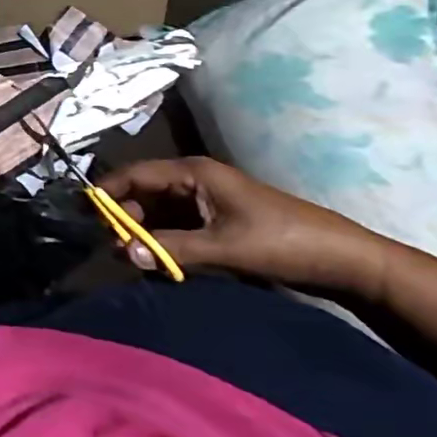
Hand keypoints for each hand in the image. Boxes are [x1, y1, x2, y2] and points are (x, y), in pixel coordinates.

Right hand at [97, 157, 396, 298]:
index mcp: (194, 173)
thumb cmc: (287, 244)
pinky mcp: (215, 221)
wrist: (353, 264)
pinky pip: (174, 225)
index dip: (107, 192)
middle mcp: (194, 181)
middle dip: (123, 217)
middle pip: (142, 192)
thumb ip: (172, 248)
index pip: (134, 174)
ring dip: (141, 231)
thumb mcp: (226, 247)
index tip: (84, 214)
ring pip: (156, 211)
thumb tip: (122, 253)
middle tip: (110, 243)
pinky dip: (161, 239)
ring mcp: (205, 201)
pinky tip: (156, 258)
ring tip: (130, 255)